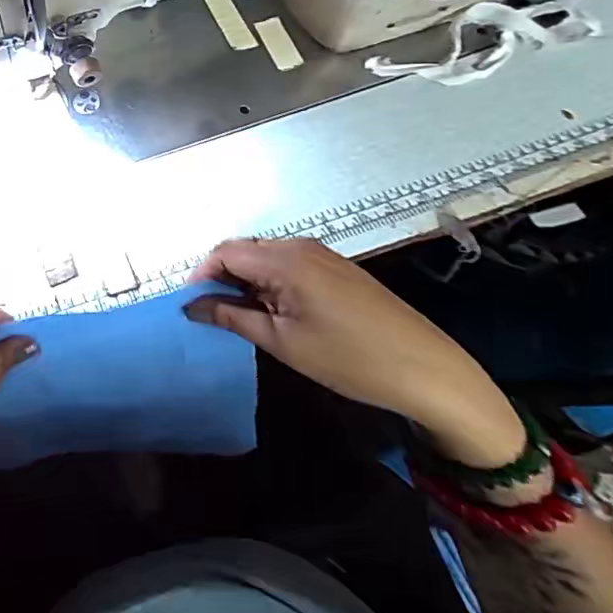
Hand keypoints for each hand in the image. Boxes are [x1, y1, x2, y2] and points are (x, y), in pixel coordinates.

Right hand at [186, 238, 524, 468]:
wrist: (423, 367)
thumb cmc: (348, 358)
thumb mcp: (283, 342)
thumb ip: (233, 316)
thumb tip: (193, 306)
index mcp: (284, 259)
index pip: (225, 251)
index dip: (201, 274)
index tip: (189, 305)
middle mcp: (300, 245)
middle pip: (245, 249)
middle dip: (221, 276)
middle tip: (210, 314)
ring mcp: (321, 253)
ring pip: (266, 256)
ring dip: (246, 280)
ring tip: (240, 316)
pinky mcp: (336, 266)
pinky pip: (289, 263)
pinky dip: (271, 281)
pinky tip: (274, 311)